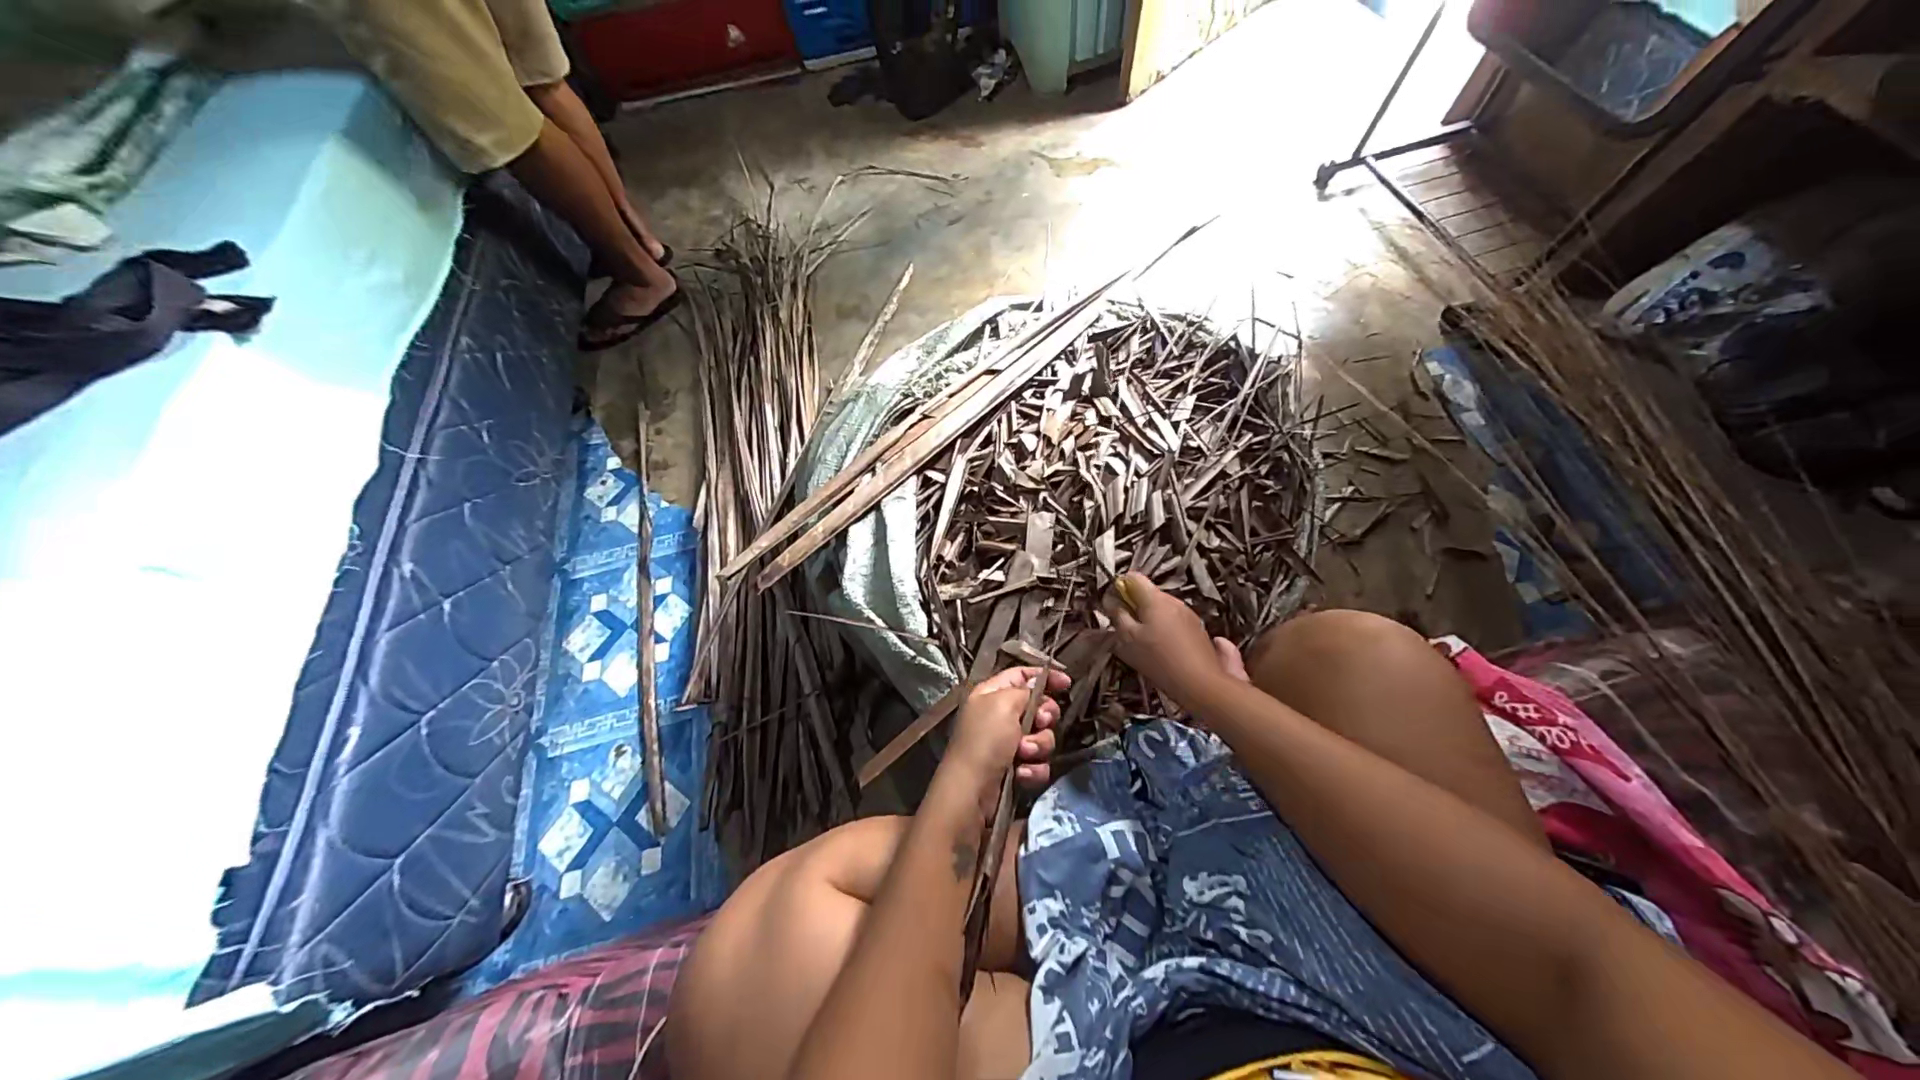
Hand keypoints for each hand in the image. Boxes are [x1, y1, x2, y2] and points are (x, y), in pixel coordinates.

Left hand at [932, 665, 1067, 818]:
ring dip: (1038, 745)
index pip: (1021, 675)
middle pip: (1038, 707)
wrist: (973, 790)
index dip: (1044, 676)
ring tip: (1023, 753)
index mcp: (991, 694)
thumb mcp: (1004, 704)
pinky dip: (1033, 768)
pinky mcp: (1015, 767)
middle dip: (1044, 716)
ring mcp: (1008, 743)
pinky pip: (1038, 762)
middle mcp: (1000, 716)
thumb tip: (1036, 687)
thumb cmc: (985, 740)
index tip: (1066, 683)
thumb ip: (1025, 691)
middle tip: (1039, 722)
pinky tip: (1021, 773)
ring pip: (1042, 736)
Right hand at [1103, 573, 1244, 709]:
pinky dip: (1166, 630)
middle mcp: (1175, 601)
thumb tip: (1111, 600)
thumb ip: (1117, 615)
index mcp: (1155, 599)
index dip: (1120, 588)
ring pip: (1163, 609)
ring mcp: (1190, 615)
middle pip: (1149, 594)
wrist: (1201, 685)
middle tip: (1127, 630)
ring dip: (1151, 620)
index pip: (1133, 577)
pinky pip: (1176, 622)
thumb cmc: (1158, 660)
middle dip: (1136, 607)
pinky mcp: (1199, 631)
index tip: (1115, 608)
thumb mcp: (1127, 639)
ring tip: (1146, 643)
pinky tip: (1165, 650)